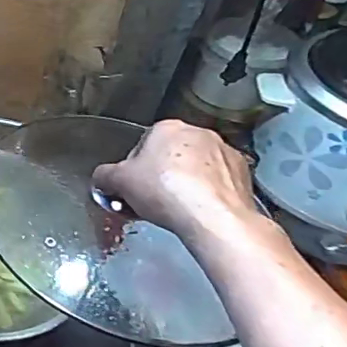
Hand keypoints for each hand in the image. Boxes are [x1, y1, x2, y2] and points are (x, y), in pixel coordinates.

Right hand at [92, 119, 261, 243]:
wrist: (213, 218)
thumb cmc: (165, 191)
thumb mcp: (115, 182)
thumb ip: (103, 176)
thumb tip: (102, 179)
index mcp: (167, 128)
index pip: (140, 146)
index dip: (131, 169)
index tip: (129, 187)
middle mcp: (199, 134)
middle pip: (168, 156)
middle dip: (158, 175)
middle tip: (147, 199)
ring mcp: (225, 153)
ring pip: (193, 168)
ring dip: (182, 184)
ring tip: (172, 209)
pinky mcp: (244, 175)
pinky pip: (215, 183)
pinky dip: (205, 194)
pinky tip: (195, 211)